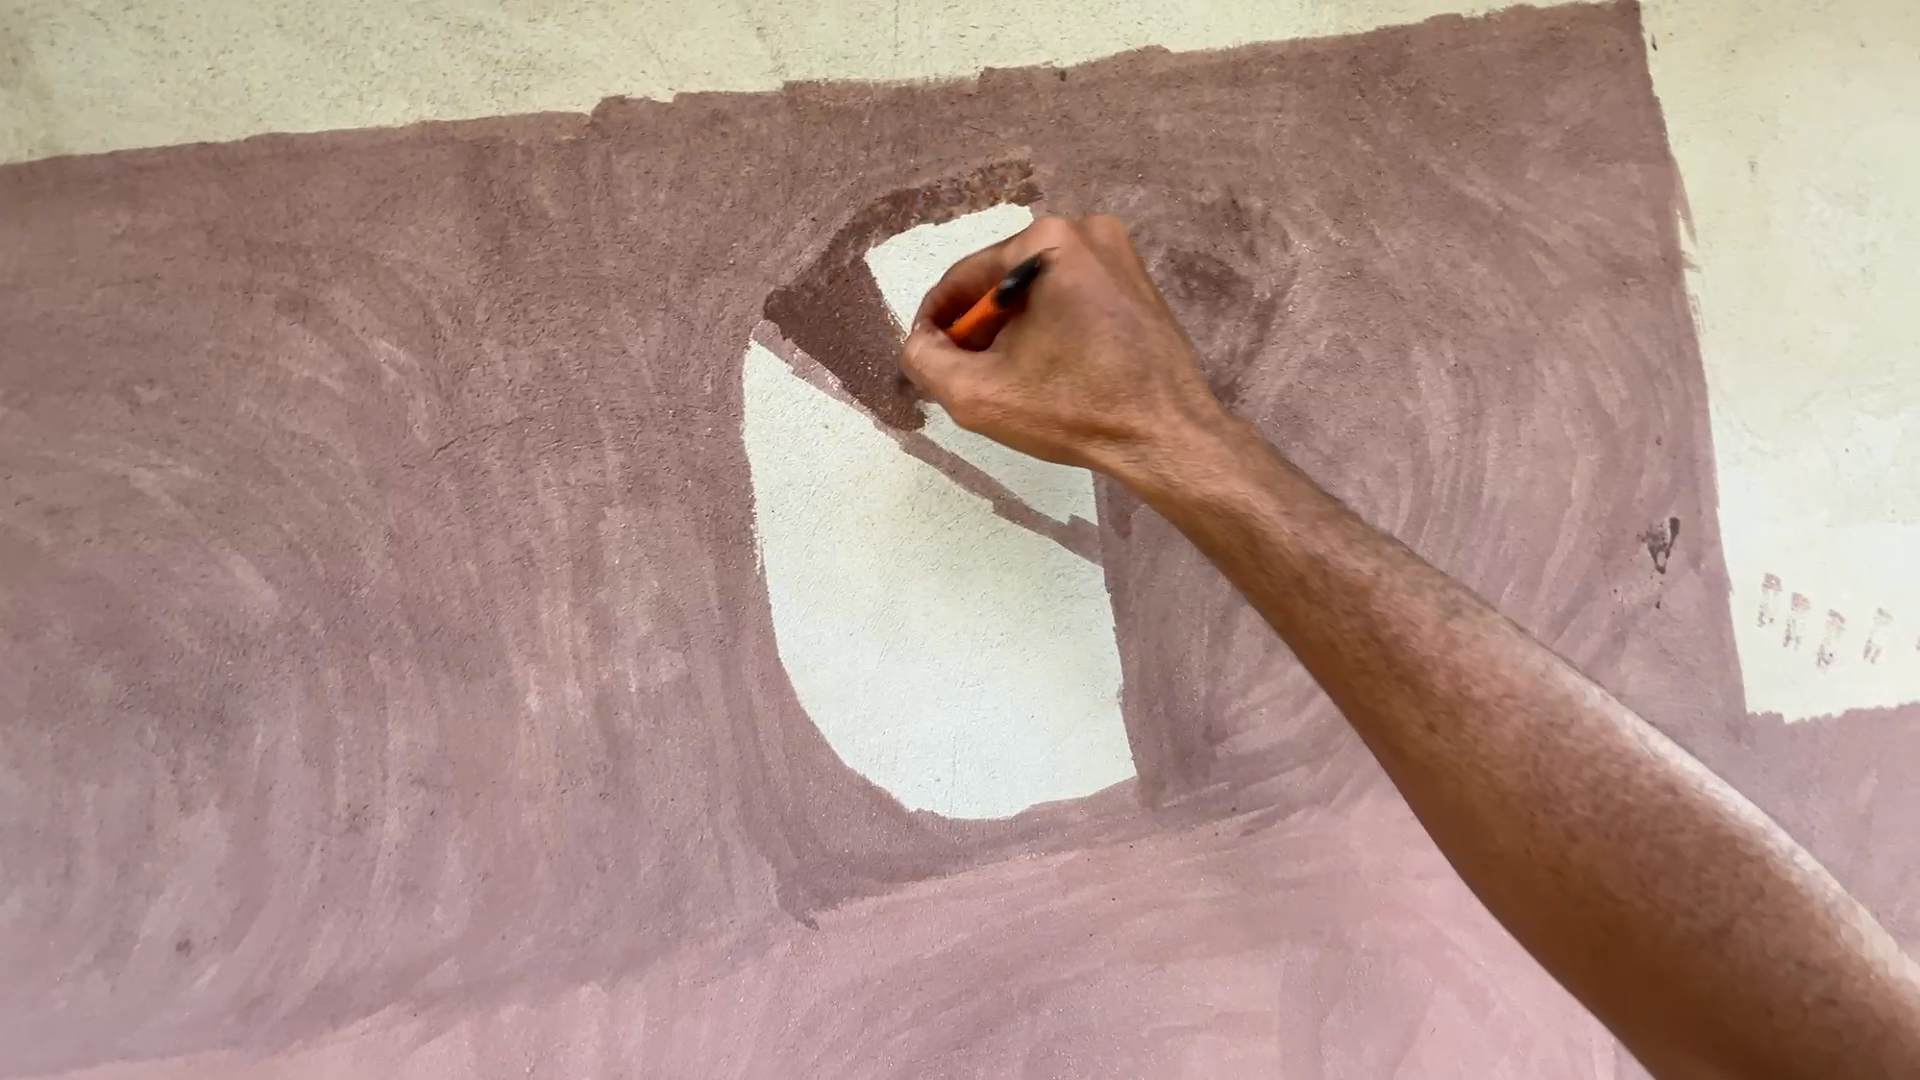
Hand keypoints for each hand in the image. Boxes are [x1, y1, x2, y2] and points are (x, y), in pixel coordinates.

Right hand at [898, 215, 1236, 487]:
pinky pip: (1071, 301)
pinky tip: (1048, 371)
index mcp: (1045, 242)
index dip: (935, 323)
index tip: (927, 360)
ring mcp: (1119, 256)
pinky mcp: (1137, 286)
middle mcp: (1085, 231)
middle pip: (1001, 284)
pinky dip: (1049, 330)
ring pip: (1036, 293)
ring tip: (1008, 379)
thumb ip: (925, 360)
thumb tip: (919, 342)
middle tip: (969, 377)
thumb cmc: (1072, 411)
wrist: (1164, 436)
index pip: (963, 279)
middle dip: (978, 330)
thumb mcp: (975, 393)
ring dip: (1012, 332)